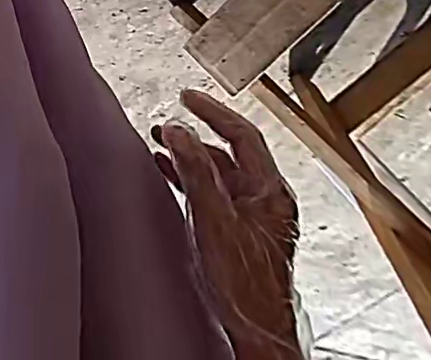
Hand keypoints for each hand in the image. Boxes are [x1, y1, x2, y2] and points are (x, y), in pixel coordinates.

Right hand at [156, 89, 300, 359]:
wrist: (256, 334)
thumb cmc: (245, 287)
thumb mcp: (214, 219)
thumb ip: (195, 171)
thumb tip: (178, 130)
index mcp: (269, 192)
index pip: (243, 135)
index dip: (214, 111)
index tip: (188, 96)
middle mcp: (265, 200)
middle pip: (229, 151)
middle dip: (196, 132)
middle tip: (170, 120)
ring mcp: (253, 216)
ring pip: (218, 170)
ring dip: (189, 154)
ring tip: (161, 142)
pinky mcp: (239, 230)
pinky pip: (213, 190)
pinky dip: (189, 175)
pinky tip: (170, 172)